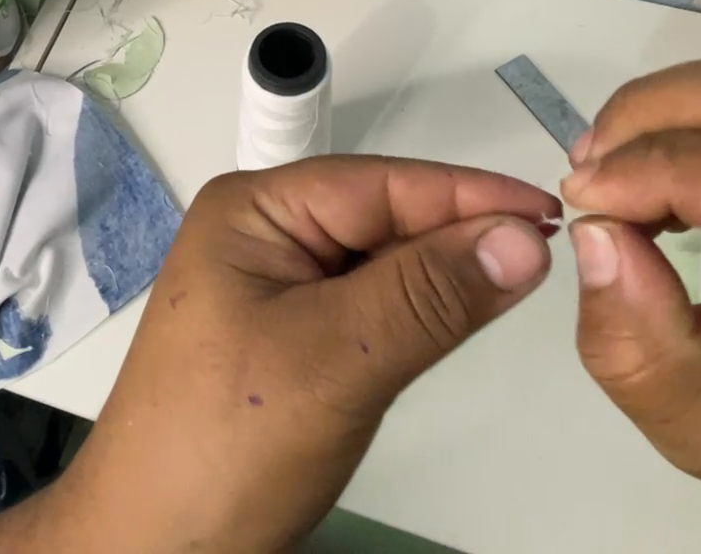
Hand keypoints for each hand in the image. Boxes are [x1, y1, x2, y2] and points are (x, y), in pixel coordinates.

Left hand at [40, 157, 559, 551]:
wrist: (153, 546)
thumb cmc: (222, 445)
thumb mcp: (333, 358)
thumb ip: (429, 294)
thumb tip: (522, 237)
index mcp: (254, 211)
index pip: (378, 184)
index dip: (465, 193)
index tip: (547, 210)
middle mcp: (264, 233)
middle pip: (380, 216)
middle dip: (457, 232)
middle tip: (542, 251)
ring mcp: (276, 283)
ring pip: (380, 260)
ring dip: (441, 270)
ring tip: (512, 277)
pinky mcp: (292, 330)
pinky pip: (368, 302)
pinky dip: (417, 307)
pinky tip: (455, 311)